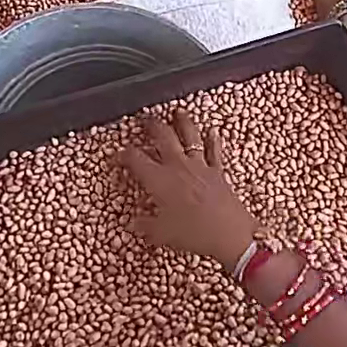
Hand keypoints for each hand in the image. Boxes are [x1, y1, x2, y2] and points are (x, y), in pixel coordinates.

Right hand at [118, 109, 258, 267]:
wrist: (230, 234)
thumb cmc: (193, 234)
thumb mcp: (162, 234)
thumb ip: (146, 225)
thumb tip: (132, 224)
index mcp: (159, 180)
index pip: (136, 159)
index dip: (123, 154)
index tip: (117, 155)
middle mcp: (178, 166)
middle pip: (163, 137)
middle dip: (152, 126)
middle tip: (145, 119)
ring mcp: (199, 166)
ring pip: (189, 136)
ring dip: (182, 122)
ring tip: (177, 111)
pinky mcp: (218, 171)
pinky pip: (214, 150)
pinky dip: (212, 139)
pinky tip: (212, 131)